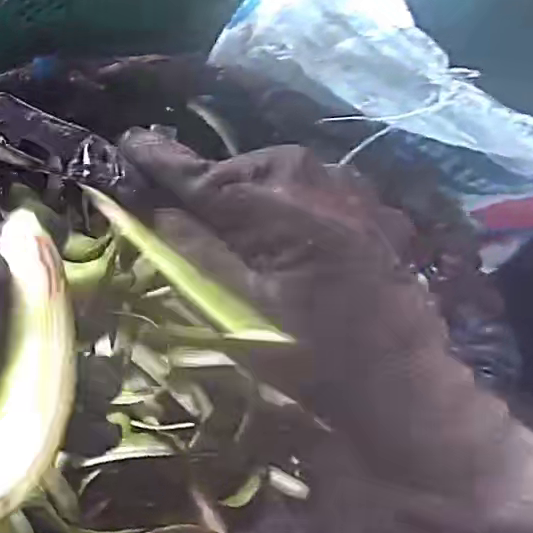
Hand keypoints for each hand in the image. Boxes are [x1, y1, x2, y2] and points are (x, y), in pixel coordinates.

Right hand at [120, 130, 443, 401]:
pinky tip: (270, 223)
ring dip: (238, 188)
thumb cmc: (310, 357)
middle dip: (201, 182)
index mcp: (286, 215)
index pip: (203, 177)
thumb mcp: (235, 307)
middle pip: (237, 168)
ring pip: (271, 171)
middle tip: (174, 209)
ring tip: (221, 221)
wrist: (405, 390)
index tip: (126, 141)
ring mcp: (355, 196)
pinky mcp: (371, 210)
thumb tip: (149, 205)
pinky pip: (307, 183)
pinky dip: (275, 194)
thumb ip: (189, 248)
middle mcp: (322, 189)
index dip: (159, 159)